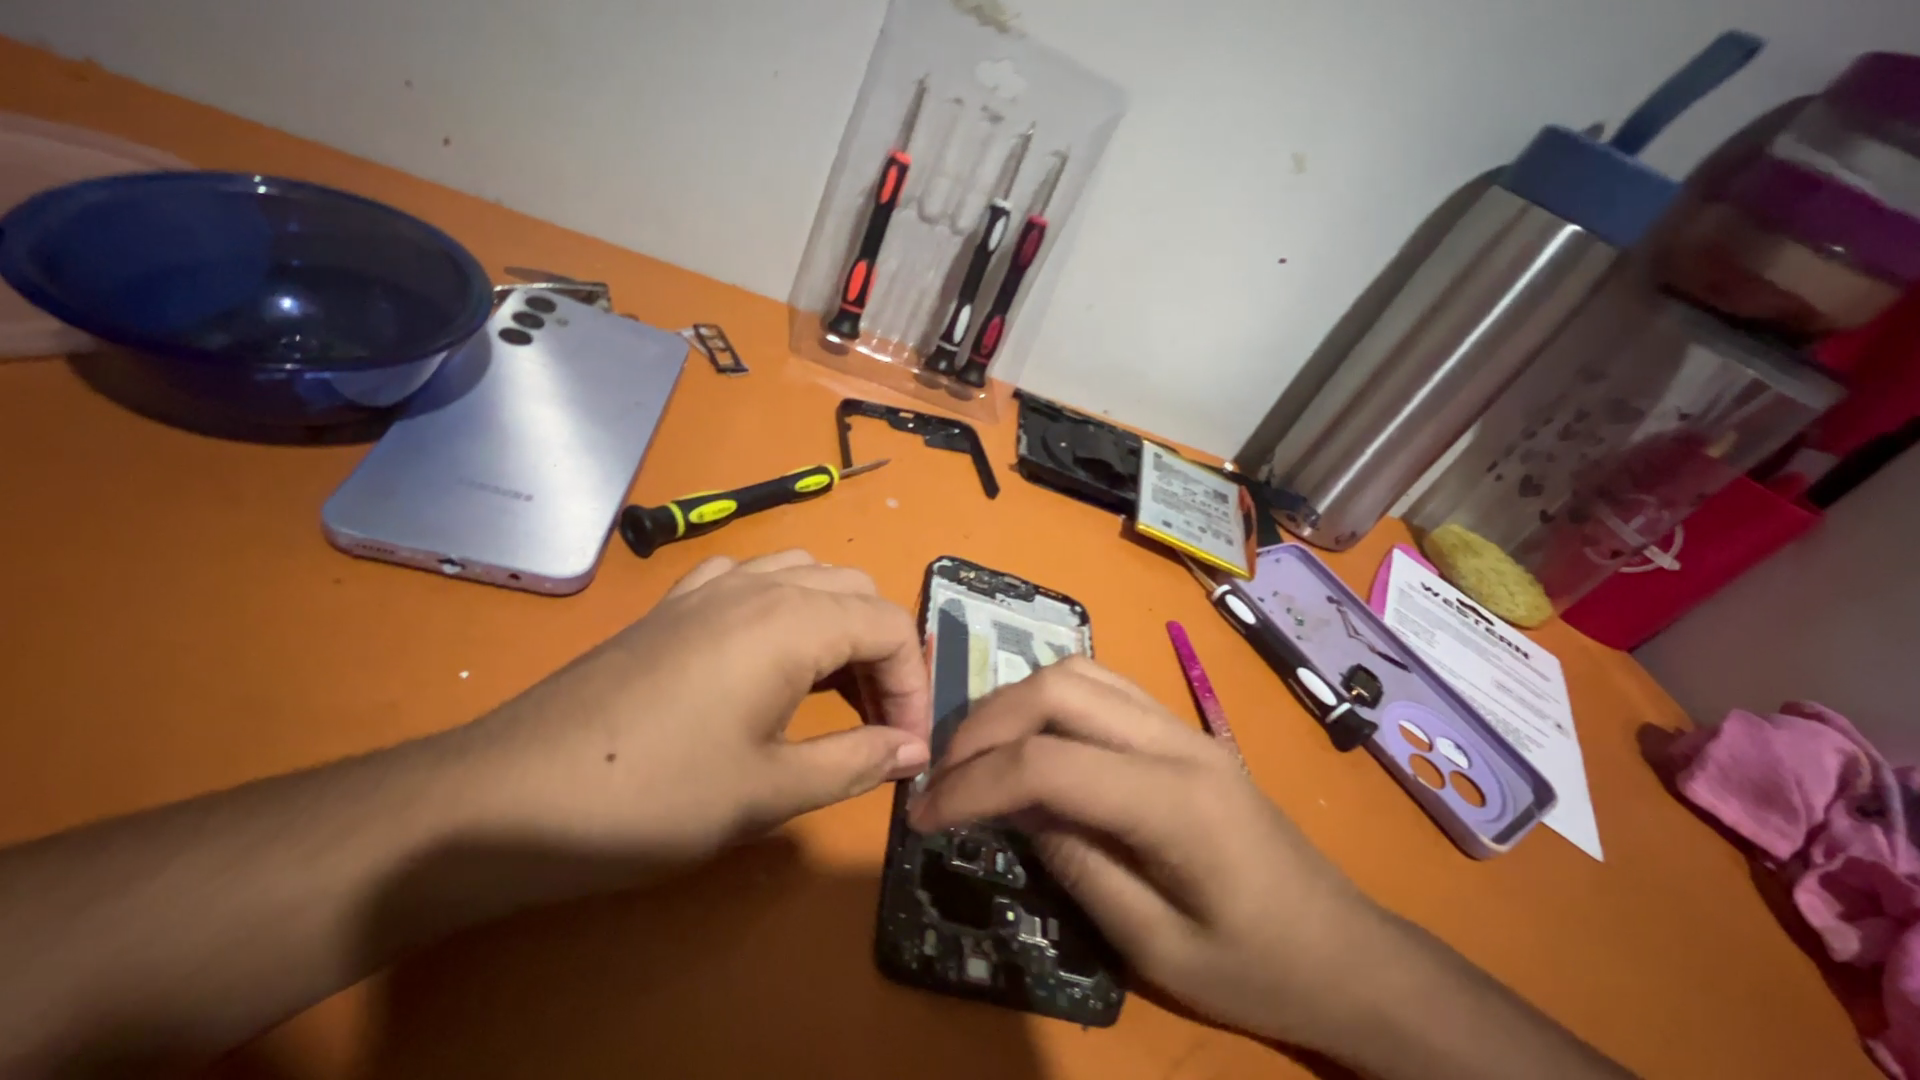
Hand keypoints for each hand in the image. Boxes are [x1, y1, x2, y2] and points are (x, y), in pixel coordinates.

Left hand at [486, 550, 931, 862]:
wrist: (512, 796)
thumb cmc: (654, 796)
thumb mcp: (769, 791)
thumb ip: (857, 762)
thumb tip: (913, 751)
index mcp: (791, 621)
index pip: (890, 628)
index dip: (915, 687)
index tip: (907, 749)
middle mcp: (756, 586)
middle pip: (855, 593)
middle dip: (883, 655)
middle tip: (878, 725)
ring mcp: (707, 589)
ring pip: (805, 578)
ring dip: (838, 627)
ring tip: (834, 693)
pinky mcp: (670, 608)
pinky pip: (750, 580)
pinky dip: (784, 610)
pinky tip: (767, 659)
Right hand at [909, 657, 1388, 1047]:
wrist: (1347, 954)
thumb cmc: (1256, 968)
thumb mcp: (1154, 946)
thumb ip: (1076, 864)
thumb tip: (1011, 807)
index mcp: (1174, 801)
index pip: (1047, 762)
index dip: (973, 783)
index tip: (923, 816)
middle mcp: (1178, 741)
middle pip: (1058, 689)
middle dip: (983, 725)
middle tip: (942, 777)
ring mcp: (1185, 728)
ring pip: (1080, 673)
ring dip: (1014, 703)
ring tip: (974, 755)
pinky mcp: (1186, 733)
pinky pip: (1104, 689)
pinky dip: (1050, 703)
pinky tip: (1029, 743)